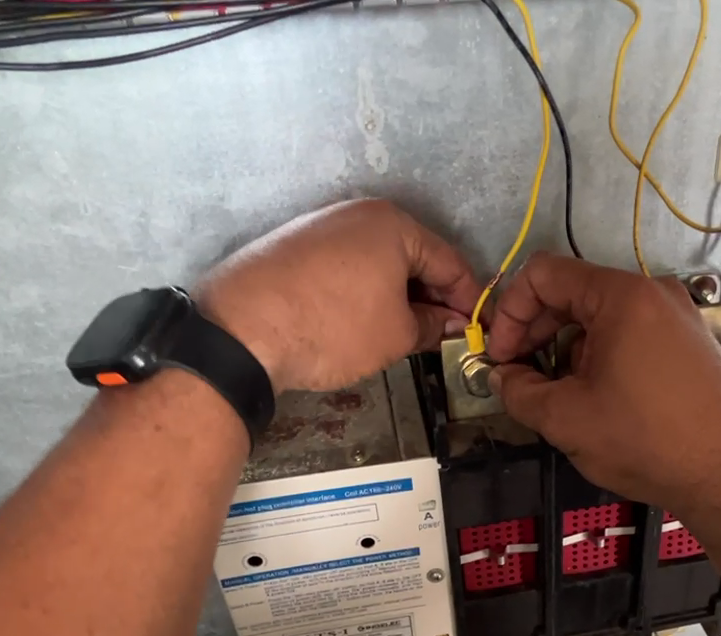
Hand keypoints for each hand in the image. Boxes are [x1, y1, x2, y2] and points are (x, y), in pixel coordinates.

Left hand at [193, 199, 480, 393]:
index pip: (449, 260)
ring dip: (398, 296)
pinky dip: (365, 293)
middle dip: (432, 296)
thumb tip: (448, 324)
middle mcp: (359, 214)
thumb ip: (431, 326)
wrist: (244, 329)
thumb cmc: (335, 327)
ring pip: (378, 263)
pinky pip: (347, 268)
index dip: (468, 298)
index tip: (476, 328)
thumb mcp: (396, 335)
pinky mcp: (294, 248)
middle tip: (443, 334)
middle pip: (413, 257)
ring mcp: (322, 227)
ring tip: (406, 334)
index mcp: (394, 225)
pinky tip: (364, 323)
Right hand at [485, 253, 720, 516]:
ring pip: (602, 317)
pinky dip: (603, 356)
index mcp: (622, 296)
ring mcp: (679, 316)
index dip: (509, 313)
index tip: (500, 358)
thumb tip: (503, 378)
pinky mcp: (692, 343)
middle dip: (537, 333)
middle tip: (520, 378)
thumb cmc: (642, 441)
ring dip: (569, 350)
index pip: (544, 274)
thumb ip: (519, 391)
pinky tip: (600, 398)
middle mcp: (654, 293)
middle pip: (574, 293)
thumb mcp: (564, 420)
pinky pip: (633, 334)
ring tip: (561, 396)